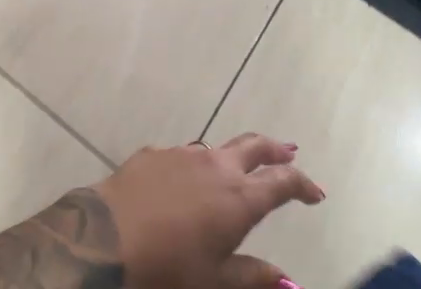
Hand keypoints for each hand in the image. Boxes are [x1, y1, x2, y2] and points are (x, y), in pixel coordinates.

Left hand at [92, 133, 324, 288]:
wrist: (104, 239)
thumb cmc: (167, 267)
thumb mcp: (215, 280)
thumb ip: (253, 276)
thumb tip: (289, 281)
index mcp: (239, 198)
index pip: (282, 182)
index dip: (303, 185)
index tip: (316, 193)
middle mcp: (215, 167)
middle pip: (254, 146)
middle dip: (275, 149)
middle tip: (289, 153)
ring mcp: (182, 155)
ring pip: (217, 149)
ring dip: (234, 157)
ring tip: (238, 169)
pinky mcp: (153, 154)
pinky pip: (183, 157)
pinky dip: (195, 167)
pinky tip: (187, 183)